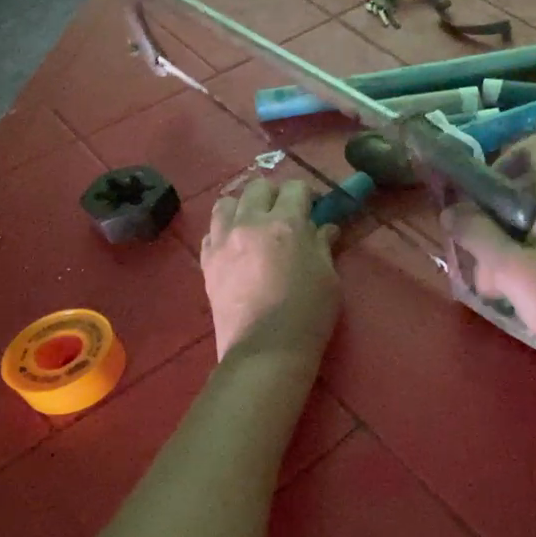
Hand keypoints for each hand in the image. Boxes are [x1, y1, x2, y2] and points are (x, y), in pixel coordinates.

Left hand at [201, 178, 339, 360]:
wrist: (265, 349)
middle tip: (285, 215)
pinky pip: (211, 232)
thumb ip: (323, 245)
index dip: (306, 195)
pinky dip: (225, 232)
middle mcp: (250, 223)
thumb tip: (325, 227)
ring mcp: (223, 241)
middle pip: (258, 187)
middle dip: (274, 195)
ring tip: (255, 226)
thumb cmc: (308, 312)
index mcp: (285, 223)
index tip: (312, 208)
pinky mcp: (207, 261)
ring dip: (244, 208)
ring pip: (226, 203)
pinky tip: (238, 248)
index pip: (295, 188)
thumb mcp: (328, 276)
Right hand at [444, 133, 535, 357]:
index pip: (535, 147)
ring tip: (490, 276)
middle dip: (497, 208)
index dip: (504, 157)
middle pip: (530, 184)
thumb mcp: (508, 268)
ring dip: (508, 237)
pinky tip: (513, 288)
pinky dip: (528, 252)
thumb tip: (451, 210)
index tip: (480, 191)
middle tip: (475, 240)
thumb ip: (476, 233)